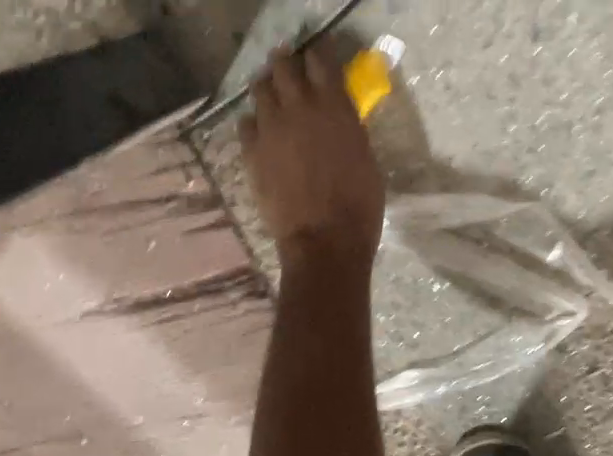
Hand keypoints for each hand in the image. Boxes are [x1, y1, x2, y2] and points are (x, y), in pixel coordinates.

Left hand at [241, 43, 385, 274]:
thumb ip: (349, 131)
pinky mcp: (251, 150)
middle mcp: (299, 106)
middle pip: (283, 63)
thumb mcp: (367, 162)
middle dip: (287, 63)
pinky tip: (262, 134)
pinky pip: (246, 122)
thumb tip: (339, 120)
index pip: (322, 58)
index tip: (320, 60)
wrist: (325, 242)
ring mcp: (270, 126)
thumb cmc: (359, 209)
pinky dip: (254, 122)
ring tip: (272, 99)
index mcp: (335, 107)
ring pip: (259, 86)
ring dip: (267, 87)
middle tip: (291, 72)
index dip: (320, 55)